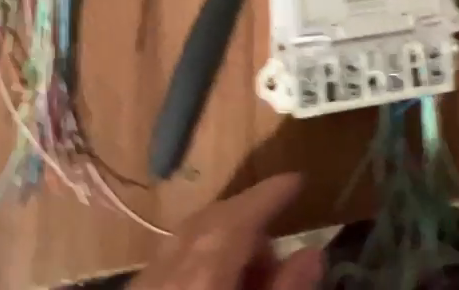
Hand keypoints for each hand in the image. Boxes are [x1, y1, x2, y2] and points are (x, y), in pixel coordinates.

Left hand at [131, 173, 322, 289]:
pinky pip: (168, 263)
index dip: (272, 192)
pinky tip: (211, 281)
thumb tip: (313, 251)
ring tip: (251, 267)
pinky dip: (196, 261)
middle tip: (277, 239)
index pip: (243, 213)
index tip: (299, 179)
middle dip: (247, 219)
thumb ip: (287, 288)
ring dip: (222, 241)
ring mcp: (145, 280)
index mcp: (206, 267)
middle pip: (211, 220)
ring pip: (186, 239)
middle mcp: (169, 265)